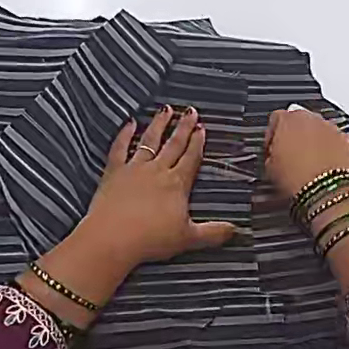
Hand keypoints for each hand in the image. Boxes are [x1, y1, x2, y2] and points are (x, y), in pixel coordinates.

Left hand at [74, 106, 237, 269]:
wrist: (112, 238)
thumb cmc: (151, 239)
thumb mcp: (188, 238)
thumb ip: (213, 233)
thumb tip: (235, 231)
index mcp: (177, 183)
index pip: (191, 158)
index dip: (198, 142)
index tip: (202, 128)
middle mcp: (158, 170)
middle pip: (174, 144)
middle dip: (184, 126)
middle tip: (190, 111)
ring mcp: (135, 169)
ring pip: (150, 140)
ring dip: (159, 124)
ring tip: (165, 109)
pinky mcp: (114, 172)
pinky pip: (120, 148)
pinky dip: (125, 135)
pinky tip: (129, 124)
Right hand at [262, 105, 348, 201]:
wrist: (325, 190)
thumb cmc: (297, 178)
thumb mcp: (270, 168)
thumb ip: (270, 153)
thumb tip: (273, 157)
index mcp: (287, 120)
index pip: (275, 119)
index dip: (272, 135)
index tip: (272, 147)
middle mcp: (310, 119)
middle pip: (299, 121)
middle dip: (294, 135)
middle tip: (290, 154)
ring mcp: (330, 128)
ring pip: (318, 129)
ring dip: (312, 141)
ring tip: (307, 161)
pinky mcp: (345, 140)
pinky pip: (334, 140)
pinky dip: (329, 149)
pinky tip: (322, 164)